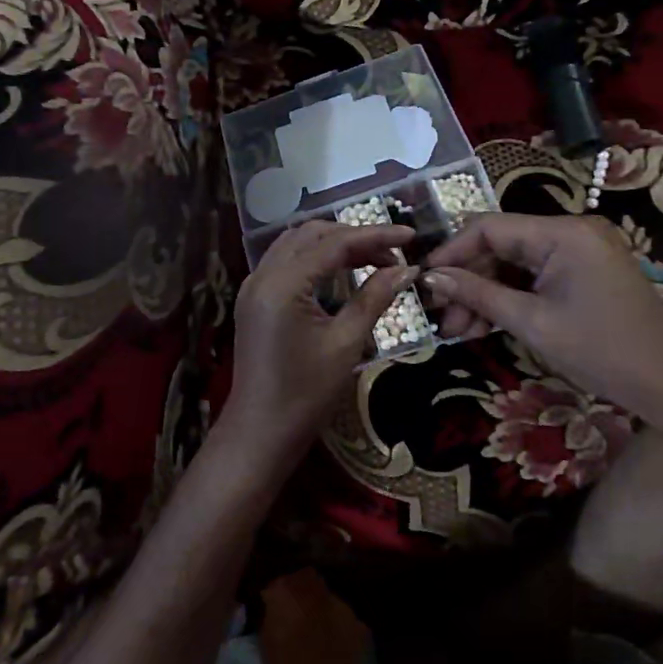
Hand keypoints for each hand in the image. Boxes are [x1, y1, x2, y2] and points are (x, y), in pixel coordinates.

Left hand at [219, 220, 418, 472]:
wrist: (261, 429)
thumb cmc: (306, 392)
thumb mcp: (346, 343)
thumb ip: (374, 298)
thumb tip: (405, 268)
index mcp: (282, 284)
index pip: (333, 243)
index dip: (374, 235)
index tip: (410, 235)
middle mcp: (261, 276)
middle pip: (309, 234)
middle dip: (352, 236)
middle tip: (391, 254)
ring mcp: (252, 286)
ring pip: (294, 244)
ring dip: (331, 244)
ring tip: (371, 259)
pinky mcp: (253, 299)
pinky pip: (284, 263)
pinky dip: (313, 259)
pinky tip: (339, 273)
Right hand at [422, 214, 662, 415]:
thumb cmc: (600, 349)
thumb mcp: (530, 321)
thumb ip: (477, 293)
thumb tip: (430, 277)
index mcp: (563, 233)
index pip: (488, 227)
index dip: (451, 252)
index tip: (424, 281)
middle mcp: (570, 233)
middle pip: (498, 246)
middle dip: (466, 281)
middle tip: (441, 315)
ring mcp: (577, 253)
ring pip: (510, 265)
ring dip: (481, 295)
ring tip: (458, 331)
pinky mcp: (580, 274)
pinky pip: (530, 277)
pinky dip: (505, 299)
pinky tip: (482, 327)